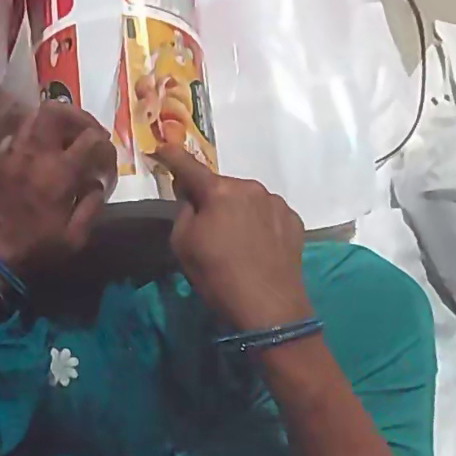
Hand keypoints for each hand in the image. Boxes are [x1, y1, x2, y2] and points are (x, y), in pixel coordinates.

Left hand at [0, 102, 115, 273]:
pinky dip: (38, 135)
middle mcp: (35, 154)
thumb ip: (93, 204)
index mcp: (59, 173)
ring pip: (35, 116)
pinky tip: (46, 152)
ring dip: (57, 121)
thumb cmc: (39, 249)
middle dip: (79, 118)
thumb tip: (97, 181)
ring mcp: (13, 153)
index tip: (107, 164)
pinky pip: (20, 133)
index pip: (91, 139)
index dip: (106, 148)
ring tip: (69, 138)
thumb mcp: (77, 236)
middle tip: (90, 134)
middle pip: (57, 111)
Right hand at [156, 143, 312, 330]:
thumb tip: (194, 200)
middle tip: (206, 227)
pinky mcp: (294, 221)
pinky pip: (267, 214)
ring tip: (235, 242)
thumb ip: (184, 212)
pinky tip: (256, 247)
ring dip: (236, 211)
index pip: (188, 166)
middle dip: (210, 199)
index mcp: (219, 191)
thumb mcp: (182, 244)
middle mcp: (251, 187)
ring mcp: (276, 203)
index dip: (171, 157)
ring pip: (246, 200)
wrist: (268, 307)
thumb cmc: (217, 275)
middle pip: (221, 187)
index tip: (161, 148)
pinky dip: (257, 224)